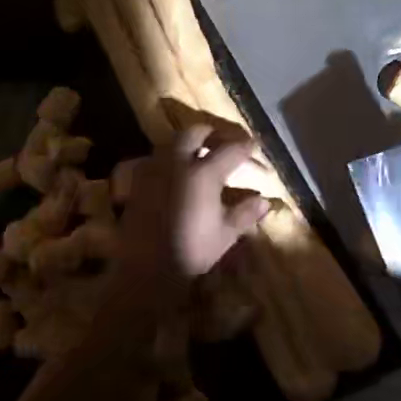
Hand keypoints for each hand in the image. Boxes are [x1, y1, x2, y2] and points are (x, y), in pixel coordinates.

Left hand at [114, 125, 269, 296]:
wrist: (146, 268)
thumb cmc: (191, 252)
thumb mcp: (225, 235)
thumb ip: (244, 213)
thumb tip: (263, 201)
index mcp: (204, 174)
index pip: (231, 149)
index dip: (247, 147)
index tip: (255, 147)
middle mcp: (177, 163)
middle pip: (196, 132)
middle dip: (213, 133)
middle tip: (225, 143)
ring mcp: (153, 170)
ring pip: (172, 143)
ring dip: (189, 144)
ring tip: (200, 157)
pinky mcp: (137, 182)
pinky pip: (155, 160)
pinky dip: (169, 160)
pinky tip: (174, 175)